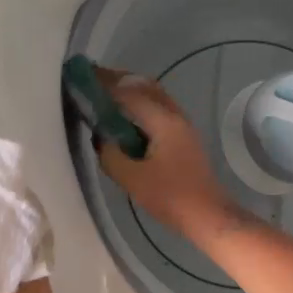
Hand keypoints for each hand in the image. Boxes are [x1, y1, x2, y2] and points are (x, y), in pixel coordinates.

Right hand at [96, 70, 238, 240]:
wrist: (208, 215)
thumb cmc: (171, 197)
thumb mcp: (132, 179)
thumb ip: (111, 155)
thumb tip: (101, 140)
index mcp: (164, 121)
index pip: (130, 93)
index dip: (106, 85)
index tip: (84, 78)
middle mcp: (176, 117)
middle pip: (146, 87)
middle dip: (120, 81)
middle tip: (95, 80)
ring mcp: (184, 127)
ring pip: (156, 98)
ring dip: (132, 93)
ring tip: (107, 97)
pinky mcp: (184, 140)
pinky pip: (160, 112)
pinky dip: (142, 108)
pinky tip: (128, 120)